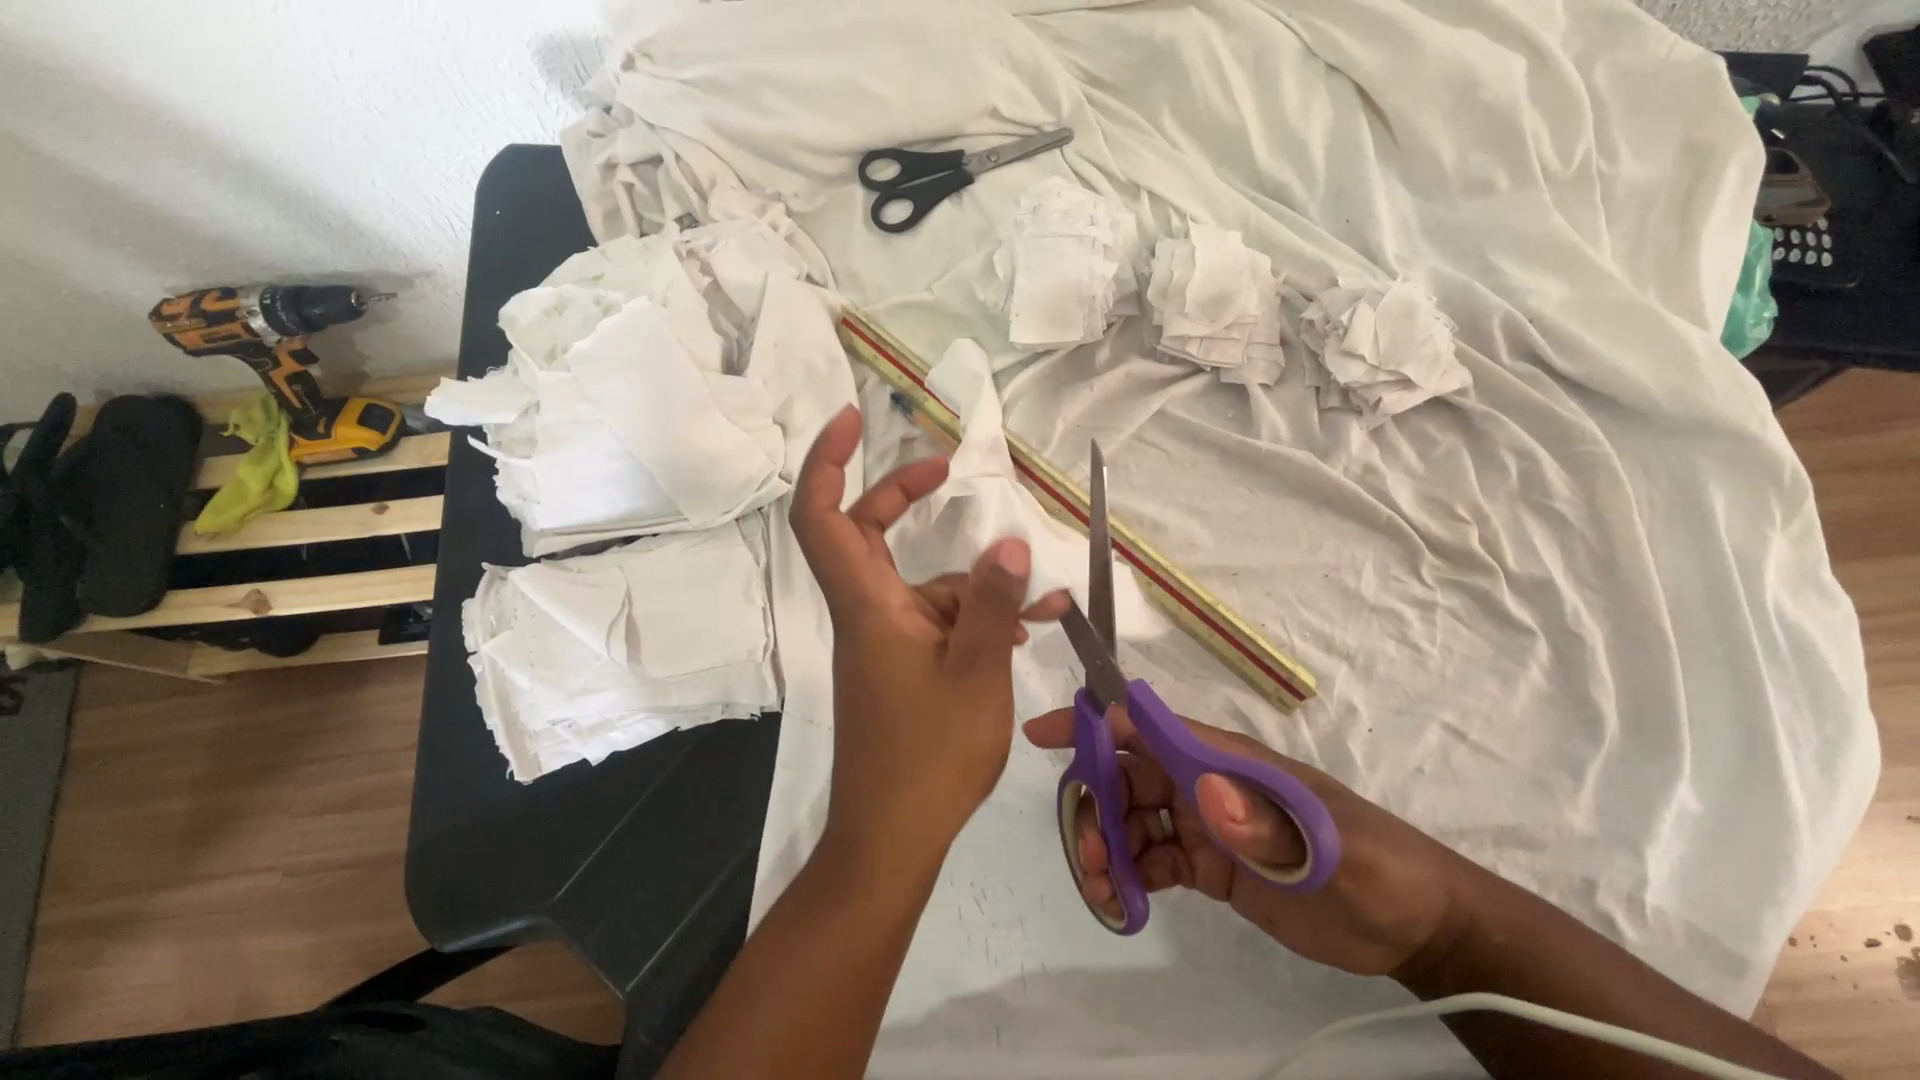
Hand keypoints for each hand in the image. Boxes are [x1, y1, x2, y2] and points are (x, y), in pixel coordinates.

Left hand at [791, 406, 1068, 866]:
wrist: (892, 839)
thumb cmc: (928, 758)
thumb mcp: (975, 674)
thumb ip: (990, 604)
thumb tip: (1010, 543)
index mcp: (868, 607)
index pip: (823, 517)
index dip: (828, 462)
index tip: (853, 420)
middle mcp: (867, 616)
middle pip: (868, 535)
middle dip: (908, 499)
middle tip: (950, 474)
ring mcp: (883, 645)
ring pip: (921, 588)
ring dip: (975, 584)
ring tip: (1042, 604)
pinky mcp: (901, 671)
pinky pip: (936, 625)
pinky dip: (975, 620)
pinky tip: (1024, 634)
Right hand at [1023, 705, 1474, 976]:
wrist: (1412, 924)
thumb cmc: (1376, 868)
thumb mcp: (1331, 851)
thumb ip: (1268, 826)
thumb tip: (1202, 793)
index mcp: (1229, 763)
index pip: (1151, 727)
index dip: (1097, 724)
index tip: (1046, 735)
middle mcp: (1208, 785)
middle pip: (1128, 776)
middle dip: (1094, 805)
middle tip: (1087, 854)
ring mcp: (1206, 825)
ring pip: (1132, 820)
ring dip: (1107, 846)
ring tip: (1103, 888)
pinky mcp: (1210, 866)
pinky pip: (1153, 861)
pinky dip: (1130, 877)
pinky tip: (1122, 904)